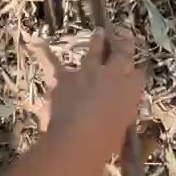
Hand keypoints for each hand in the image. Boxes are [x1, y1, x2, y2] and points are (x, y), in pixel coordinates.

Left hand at [29, 29, 143, 153]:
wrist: (78, 139)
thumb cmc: (106, 143)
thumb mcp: (122, 131)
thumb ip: (121, 118)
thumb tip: (117, 117)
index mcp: (130, 91)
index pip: (138, 76)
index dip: (137, 73)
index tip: (138, 71)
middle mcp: (111, 76)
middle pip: (121, 55)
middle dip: (125, 46)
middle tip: (126, 37)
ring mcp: (87, 73)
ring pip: (94, 52)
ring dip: (97, 41)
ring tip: (99, 32)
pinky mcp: (64, 78)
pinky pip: (53, 63)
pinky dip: (45, 53)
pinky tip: (37, 43)